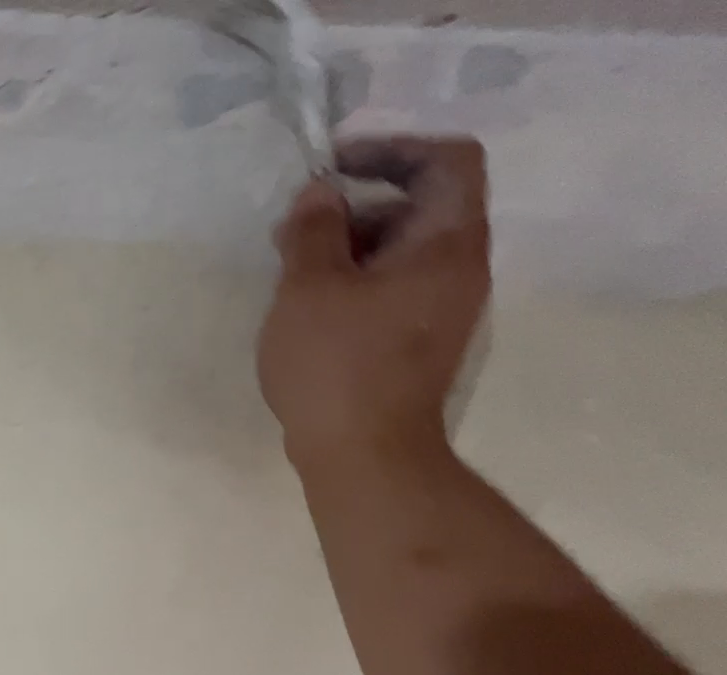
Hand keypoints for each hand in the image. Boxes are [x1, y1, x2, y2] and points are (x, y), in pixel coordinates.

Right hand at [258, 137, 492, 465]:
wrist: (364, 452)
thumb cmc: (335, 364)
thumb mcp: (308, 288)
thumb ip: (314, 231)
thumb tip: (320, 192)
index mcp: (446, 244)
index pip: (447, 160)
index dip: (391, 148)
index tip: (331, 167)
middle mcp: (459, 268)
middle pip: (421, 205)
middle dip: (355, 204)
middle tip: (293, 228)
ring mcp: (443, 307)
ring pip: (401, 250)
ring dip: (347, 245)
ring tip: (290, 268)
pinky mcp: (418, 339)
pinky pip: (392, 287)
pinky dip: (353, 280)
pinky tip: (307, 305)